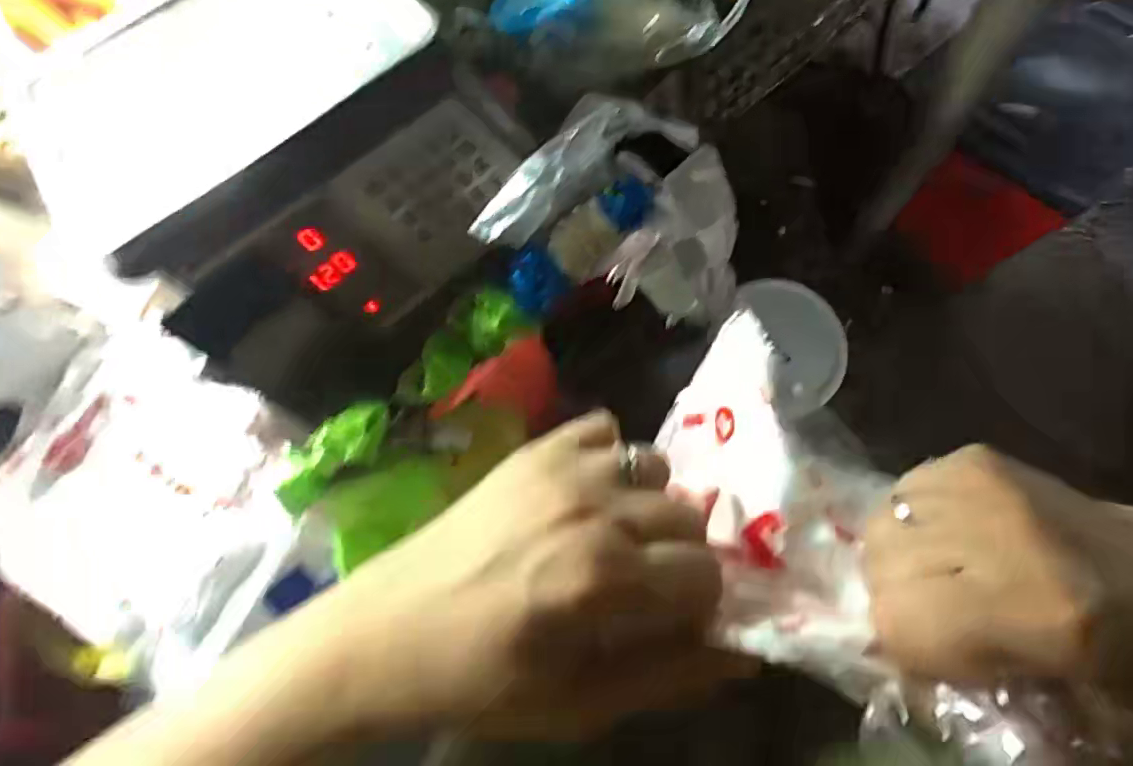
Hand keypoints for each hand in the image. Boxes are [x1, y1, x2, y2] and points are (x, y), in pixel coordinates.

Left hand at [311, 411, 752, 739]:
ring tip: (617, 531)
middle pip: (688, 516)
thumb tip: (741, 653)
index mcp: (606, 577)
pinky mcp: (536, 448)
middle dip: (681, 554)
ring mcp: (564, 467)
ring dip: (651, 501)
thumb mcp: (578, 704)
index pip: (705, 572)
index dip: (702, 601)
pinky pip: (604, 427)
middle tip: (646, 581)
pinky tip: (588, 491)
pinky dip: (610, 456)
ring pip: (655, 465)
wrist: (391, 628)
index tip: (677, 618)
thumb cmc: (483, 678)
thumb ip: (668, 676)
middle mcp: (594, 507)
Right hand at [862, 447, 1132, 762]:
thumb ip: (984, 708)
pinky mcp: (978, 456)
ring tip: (945, 579)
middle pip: (880, 560)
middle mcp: (1003, 530)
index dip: (904, 650)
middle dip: (892, 599)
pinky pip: (903, 490)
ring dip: (898, 557)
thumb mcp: (1090, 733)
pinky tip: (953, 542)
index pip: (900, 618)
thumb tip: (896, 674)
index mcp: (1042, 611)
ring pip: (883, 519)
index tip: (937, 667)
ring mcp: (986, 481)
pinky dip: (910, 521)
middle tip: (938, 623)